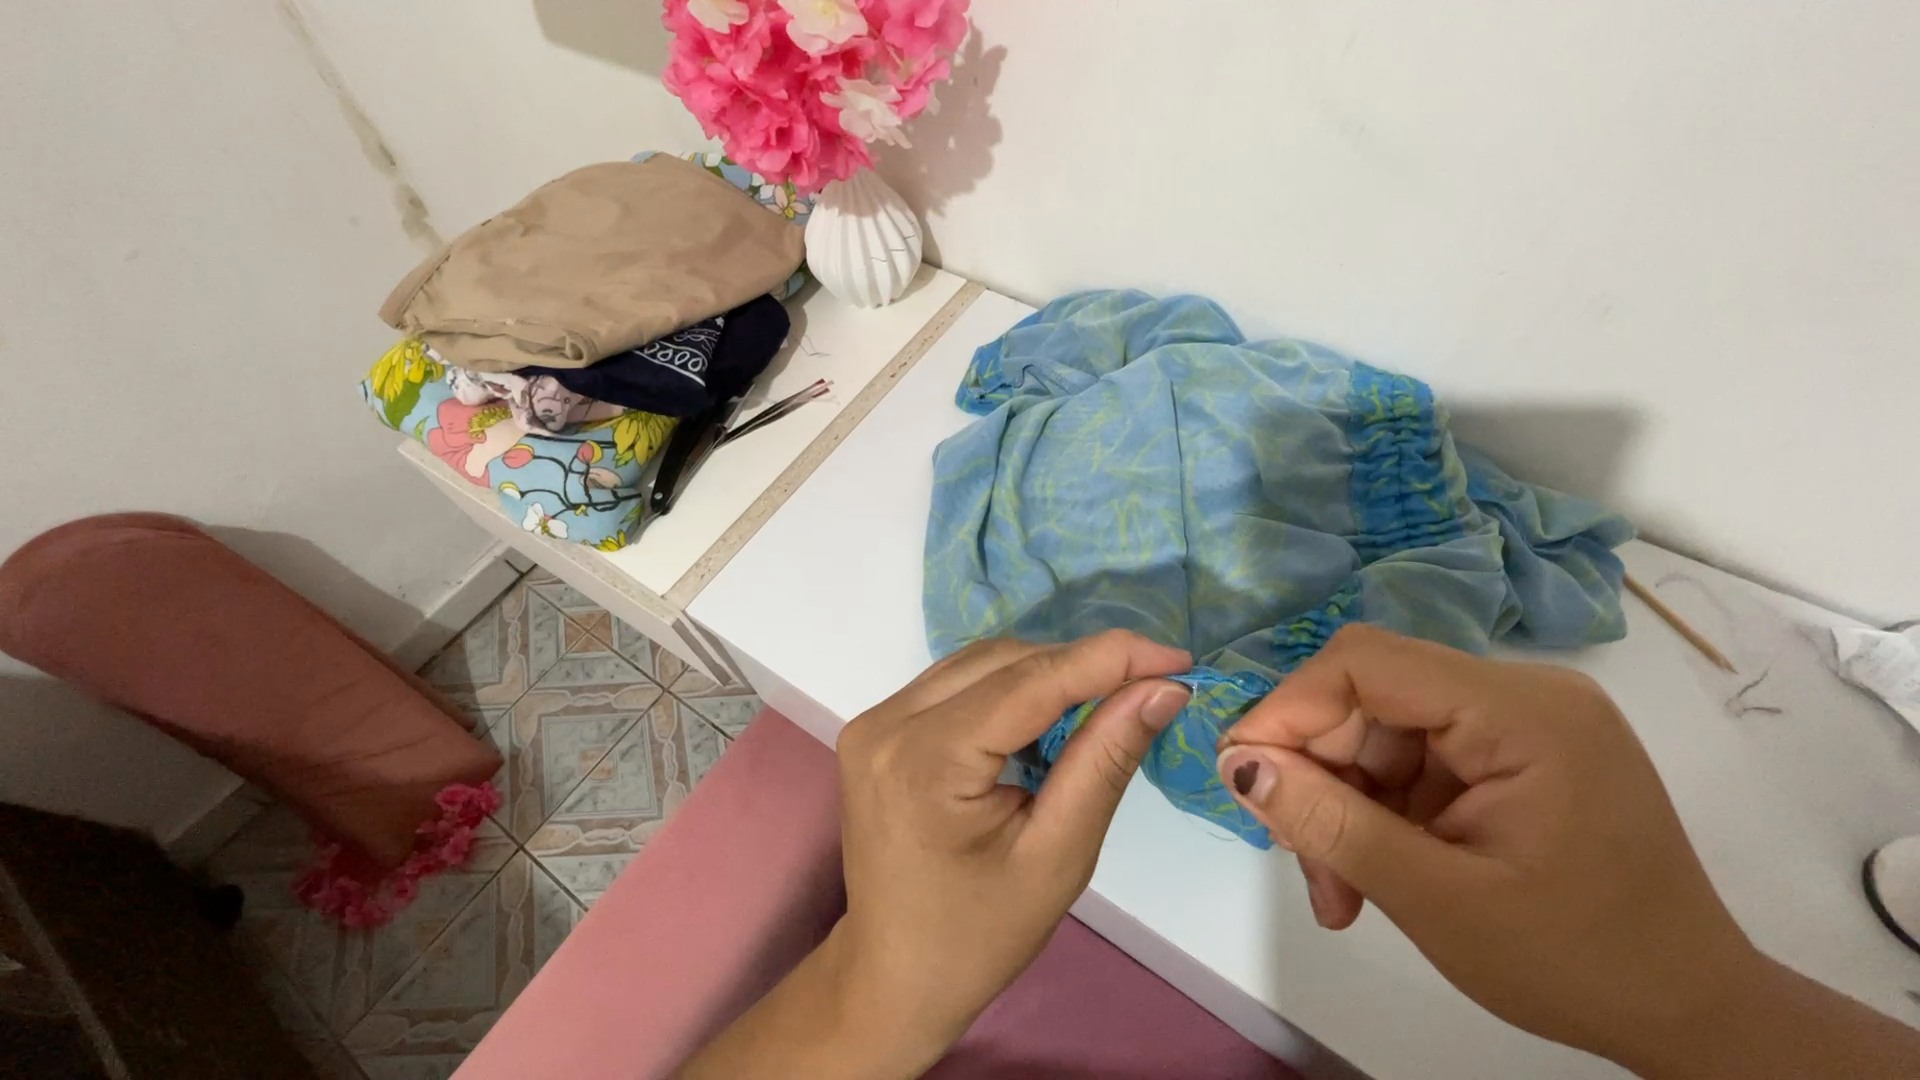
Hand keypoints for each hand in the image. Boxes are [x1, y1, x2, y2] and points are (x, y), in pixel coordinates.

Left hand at [831, 631, 1191, 1064]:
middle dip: (1081, 665)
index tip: (1177, 657)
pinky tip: (1048, 713)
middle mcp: (887, 724)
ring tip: (1108, 698)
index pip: (1030, 682)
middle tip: (1150, 684)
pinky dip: (1009, 687)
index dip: (1109, 658)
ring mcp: (875, 722)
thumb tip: (1159, 689)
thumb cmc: (978, 937)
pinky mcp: (877, 728)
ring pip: (979, 664)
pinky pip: (956, 684)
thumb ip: (1104, 761)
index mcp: (924, 761)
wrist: (893, 977)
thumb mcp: (1058, 856)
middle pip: (1002, 663)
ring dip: (1046, 672)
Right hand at [1214, 624, 1758, 1068]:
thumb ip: (1329, 824)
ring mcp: (1517, 719)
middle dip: (1315, 770)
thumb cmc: (1575, 963)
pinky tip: (1368, 869)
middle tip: (1293, 852)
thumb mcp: (1435, 899)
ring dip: (1340, 800)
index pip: (1366, 664)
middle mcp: (1520, 693)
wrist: (1692, 1017)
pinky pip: (1408, 757)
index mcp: (1521, 712)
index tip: (1242, 774)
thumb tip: (1236, 765)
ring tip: (1337, 886)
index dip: (1288, 708)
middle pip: (1367, 696)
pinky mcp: (1508, 750)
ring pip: (1376, 730)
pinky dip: (1374, 808)